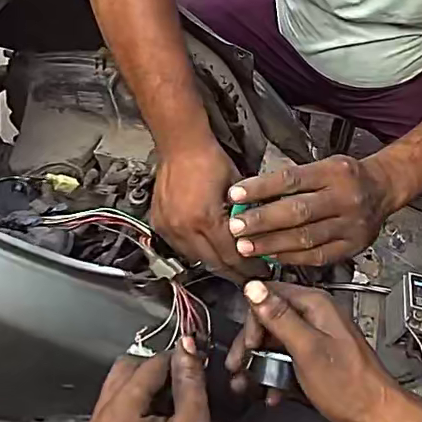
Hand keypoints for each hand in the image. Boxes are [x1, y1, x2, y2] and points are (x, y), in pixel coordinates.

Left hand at [84, 339, 213, 421]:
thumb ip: (190, 384)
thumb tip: (188, 352)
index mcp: (115, 415)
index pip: (146, 366)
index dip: (175, 359)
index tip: (194, 357)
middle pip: (123, 374)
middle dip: (153, 370)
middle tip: (184, 378)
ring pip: (116, 395)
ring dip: (143, 390)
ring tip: (175, 403)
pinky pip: (113, 421)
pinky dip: (134, 412)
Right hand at [152, 141, 255, 277]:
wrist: (180, 145)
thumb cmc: (209, 159)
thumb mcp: (237, 189)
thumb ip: (244, 216)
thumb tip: (257, 238)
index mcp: (206, 219)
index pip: (232, 256)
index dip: (249, 268)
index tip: (261, 271)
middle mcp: (184, 228)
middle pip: (213, 264)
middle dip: (234, 273)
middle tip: (249, 276)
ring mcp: (169, 228)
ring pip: (195, 259)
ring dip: (213, 264)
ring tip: (230, 265)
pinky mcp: (160, 224)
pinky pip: (180, 248)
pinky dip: (195, 252)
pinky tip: (207, 250)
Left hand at [225, 155, 395, 266]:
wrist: (383, 189)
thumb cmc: (345, 176)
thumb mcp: (321, 165)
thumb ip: (290, 180)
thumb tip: (250, 195)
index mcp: (332, 172)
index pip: (290, 179)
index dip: (260, 188)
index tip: (235, 195)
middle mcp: (344, 198)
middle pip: (297, 211)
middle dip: (262, 221)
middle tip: (236, 228)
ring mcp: (350, 225)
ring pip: (306, 238)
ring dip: (271, 244)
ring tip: (247, 246)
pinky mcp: (352, 246)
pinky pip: (318, 256)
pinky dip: (291, 258)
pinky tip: (272, 256)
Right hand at [229, 280, 404, 421]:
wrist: (377, 417)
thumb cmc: (351, 387)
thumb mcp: (307, 349)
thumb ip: (279, 317)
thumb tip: (254, 288)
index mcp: (315, 305)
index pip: (269, 294)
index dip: (253, 318)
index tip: (249, 344)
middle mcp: (316, 314)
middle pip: (268, 318)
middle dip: (250, 344)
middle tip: (240, 365)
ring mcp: (316, 334)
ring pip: (274, 339)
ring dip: (258, 360)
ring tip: (246, 381)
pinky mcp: (316, 353)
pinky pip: (286, 355)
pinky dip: (274, 371)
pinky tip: (270, 389)